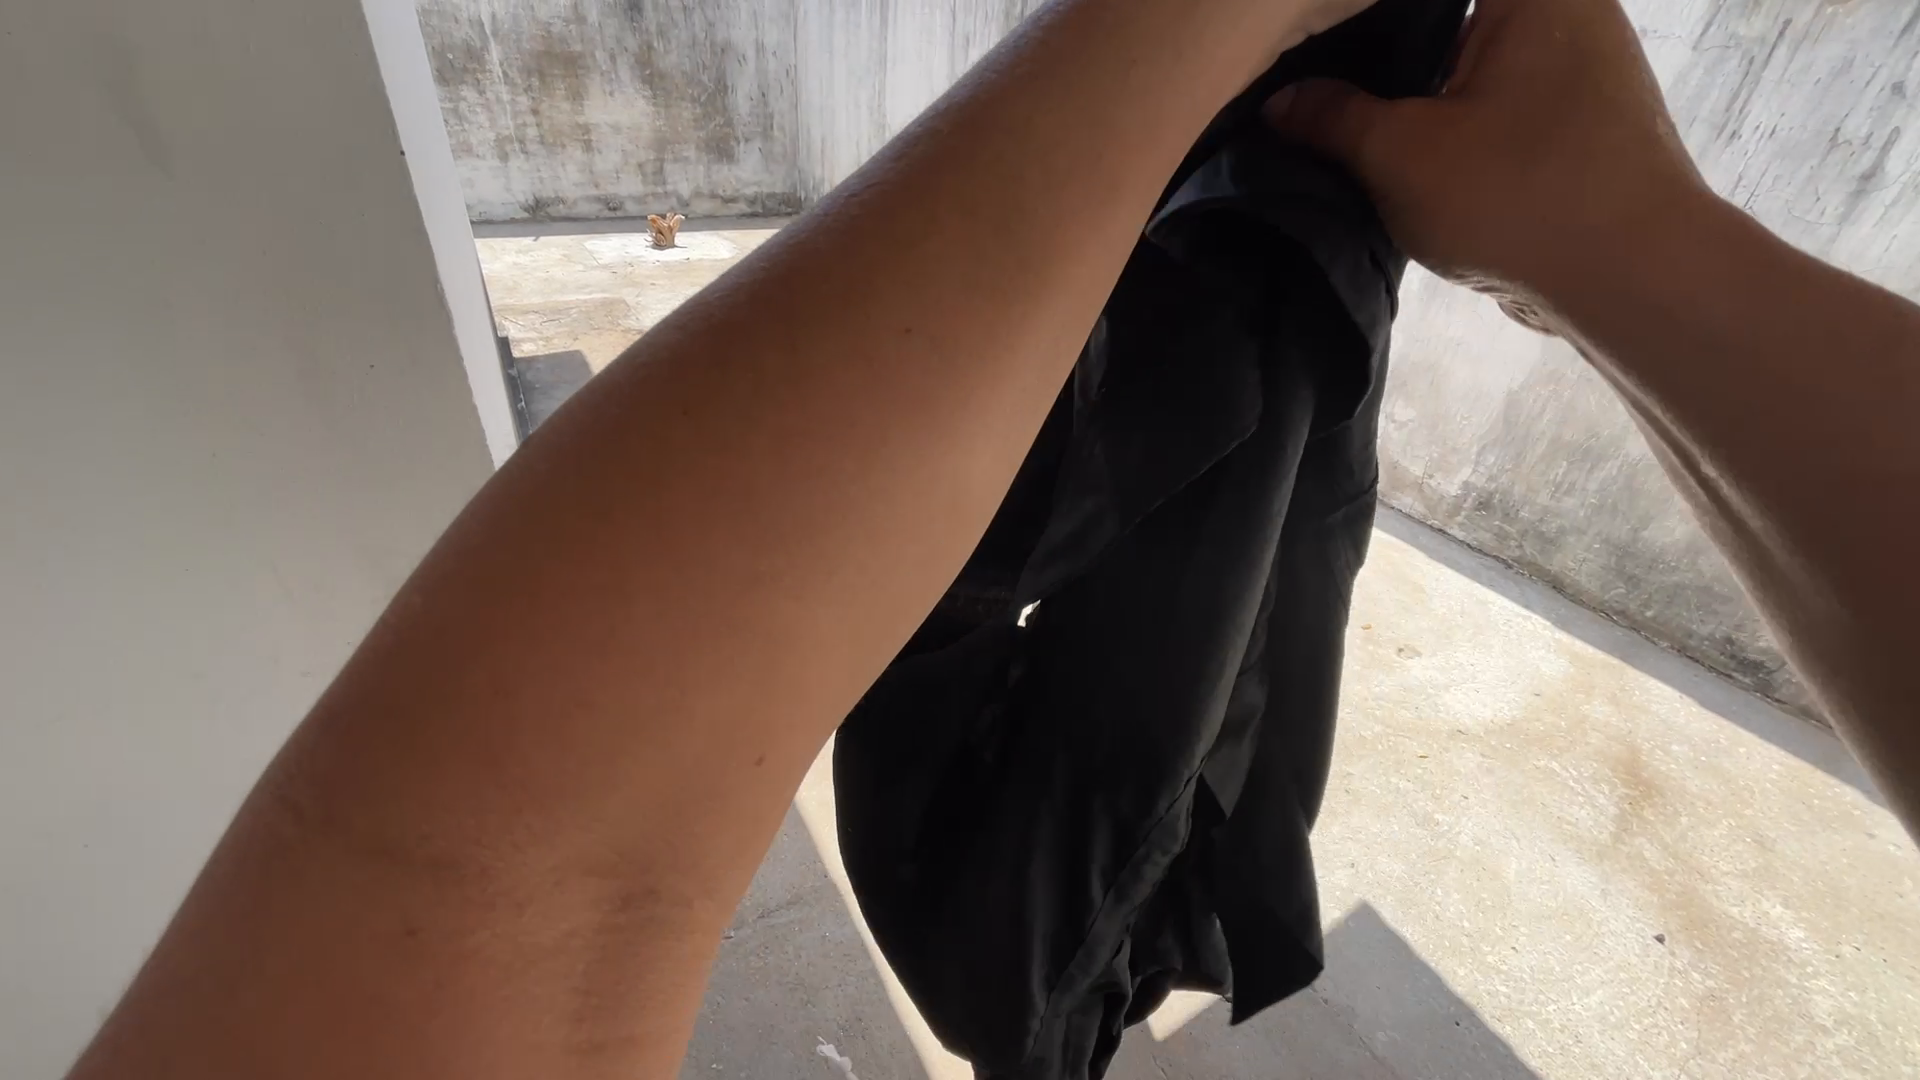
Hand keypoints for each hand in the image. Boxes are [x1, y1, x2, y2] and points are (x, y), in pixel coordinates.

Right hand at [1265, 0, 1712, 325]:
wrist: (1621, 270)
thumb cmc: (1511, 190)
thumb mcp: (1400, 153)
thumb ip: (1334, 119)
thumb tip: (1279, 101)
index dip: (1358, 20)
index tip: (1311, 47)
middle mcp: (1563, 14)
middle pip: (1446, 24)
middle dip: (1380, 61)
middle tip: (1315, 94)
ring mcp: (1573, 72)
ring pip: (1464, 70)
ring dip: (1410, 100)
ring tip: (1344, 130)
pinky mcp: (1569, 126)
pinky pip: (1487, 108)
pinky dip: (1441, 127)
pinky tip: (1398, 162)